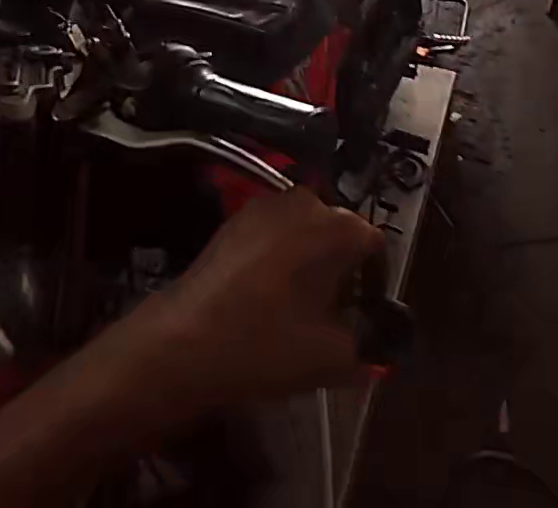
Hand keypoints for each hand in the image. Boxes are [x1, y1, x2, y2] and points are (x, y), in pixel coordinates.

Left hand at [130, 189, 381, 406]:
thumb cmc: (264, 343)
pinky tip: (265, 291)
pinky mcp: (236, 217)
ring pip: (305, 228)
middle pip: (338, 231)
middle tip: (331, 309)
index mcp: (336, 226)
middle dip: (340, 266)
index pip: (373, 244)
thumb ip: (366, 343)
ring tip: (297, 302)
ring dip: (309, 257)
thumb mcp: (332, 357)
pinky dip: (279, 254)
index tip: (365, 310)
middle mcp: (305, 201)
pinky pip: (274, 231)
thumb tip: (369, 337)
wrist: (183, 340)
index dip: (374, 279)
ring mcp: (266, 204)